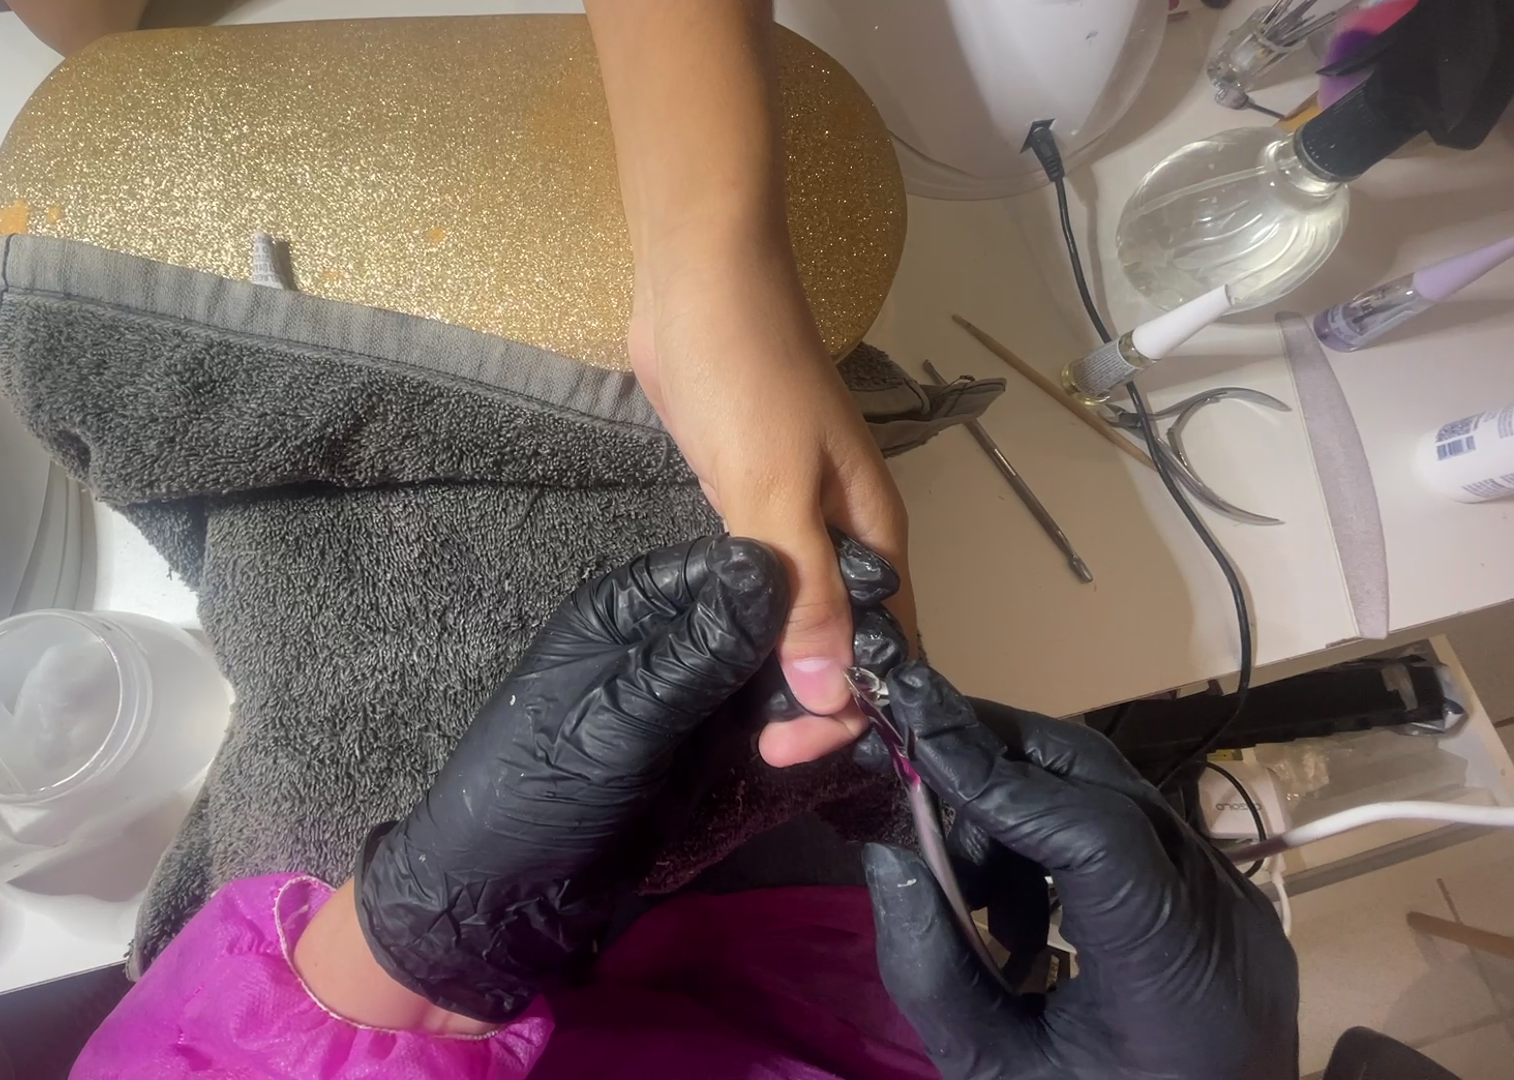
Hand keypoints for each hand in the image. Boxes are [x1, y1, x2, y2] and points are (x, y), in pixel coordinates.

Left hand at [354, 537, 788, 1021]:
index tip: (842, 626)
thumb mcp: (625, 716)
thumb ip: (700, 650)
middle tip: (833, 705)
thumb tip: (769, 564)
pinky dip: (794, 726)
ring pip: (774, 667)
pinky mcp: (708, 731)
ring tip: (811, 741)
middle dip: (805, 653)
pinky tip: (801, 751)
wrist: (517, 884)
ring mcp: (691, 683)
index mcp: (631, 604)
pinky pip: (767, 711)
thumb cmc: (549, 784)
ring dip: (807, 697)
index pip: (726, 568)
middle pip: (761, 616)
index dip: (788, 587)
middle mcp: (667, 631)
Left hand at [631, 251, 912, 744]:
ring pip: (805, 610)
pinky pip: (764, 579)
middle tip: (758, 749)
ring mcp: (792, 516)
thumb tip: (833, 690)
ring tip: (740, 721)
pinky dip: (752, 620)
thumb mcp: (774, 486)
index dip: (852, 708)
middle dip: (816, 697)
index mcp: (870, 533)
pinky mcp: (746, 501)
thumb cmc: (745, 377)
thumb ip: (804, 587)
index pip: (888, 645)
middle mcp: (842, 533)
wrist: (700, 288)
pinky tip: (725, 649)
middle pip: (850, 635)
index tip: (790, 753)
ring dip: (783, 664)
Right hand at [863, 661, 1299, 1079]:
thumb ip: (926, 965)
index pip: (1094, 837)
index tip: (909, 729)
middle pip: (1101, 779)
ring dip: (1004, 792)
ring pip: (1099, 781)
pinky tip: (1005, 896)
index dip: (993, 776)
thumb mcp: (986, 1071)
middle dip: (989, 745)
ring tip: (959, 875)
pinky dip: (1034, 820)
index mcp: (1181, 983)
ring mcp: (1225, 895)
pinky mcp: (1206, 888)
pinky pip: (1107, 811)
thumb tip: (886, 850)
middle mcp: (1223, 917)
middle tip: (906, 734)